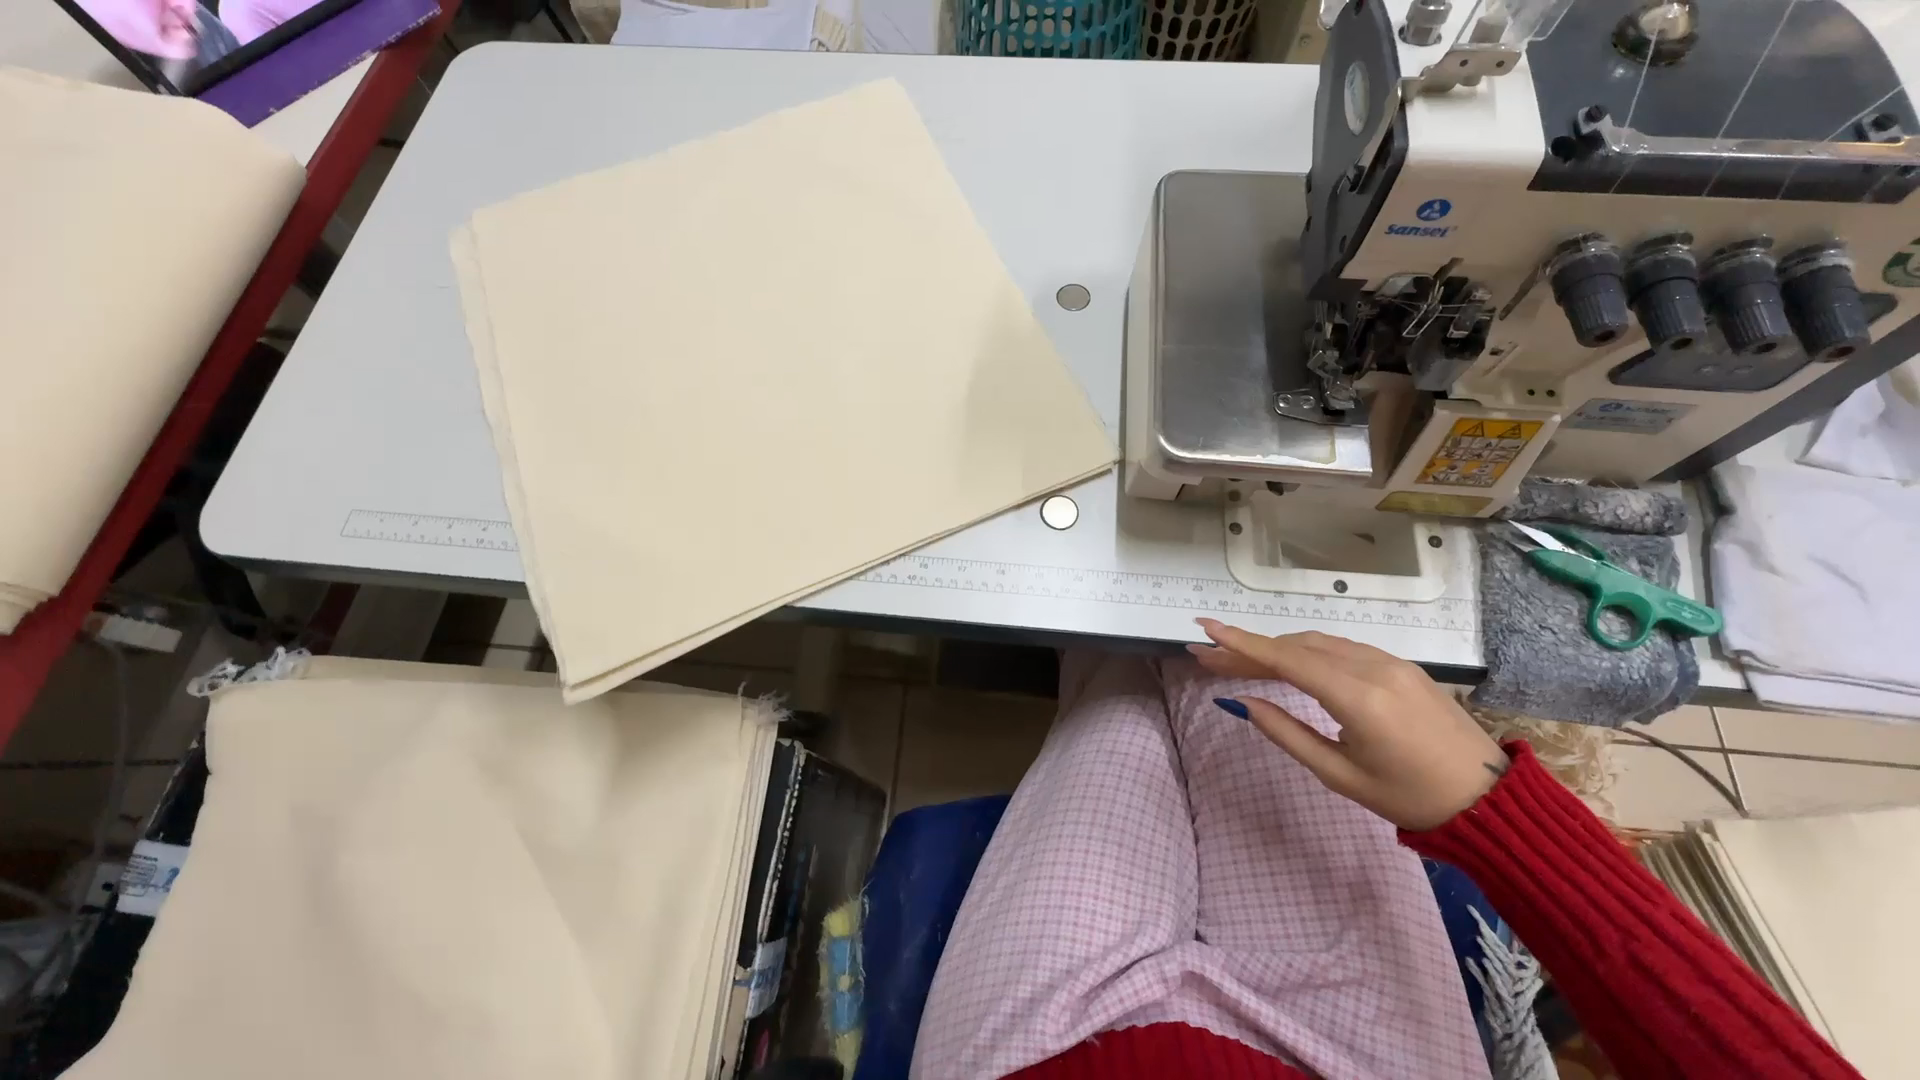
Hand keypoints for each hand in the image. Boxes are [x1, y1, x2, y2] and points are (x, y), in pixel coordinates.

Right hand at [1190, 618, 1509, 830]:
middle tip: (1209, 659)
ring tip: (1240, 662)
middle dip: (1250, 649)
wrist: (1489, 799)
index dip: (1240, 643)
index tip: (1204, 630)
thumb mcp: (1339, 775)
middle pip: (1297, 647)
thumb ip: (1286, 733)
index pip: (1286, 659)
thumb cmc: (1409, 797)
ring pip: (1319, 643)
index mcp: (1358, 697)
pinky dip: (1306, 651)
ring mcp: (1391, 662)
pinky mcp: (1402, 666)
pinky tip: (1288, 664)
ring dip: (1277, 649)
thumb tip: (1242, 702)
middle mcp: (1373, 667)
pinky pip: (1342, 648)